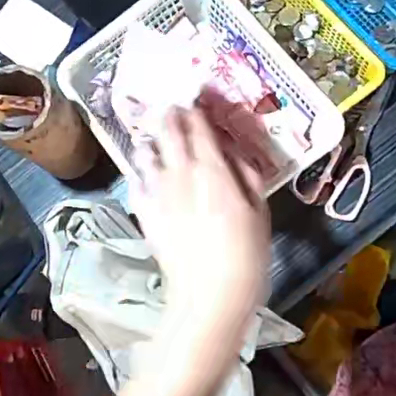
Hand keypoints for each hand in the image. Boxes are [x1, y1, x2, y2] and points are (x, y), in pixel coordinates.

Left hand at [132, 107, 270, 358]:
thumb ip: (246, 175)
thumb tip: (234, 153)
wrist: (207, 297)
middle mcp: (179, 173)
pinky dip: (140, 168)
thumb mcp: (259, 211)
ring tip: (155, 134)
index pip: (198, 125)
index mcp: (211, 170)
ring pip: (145, 151)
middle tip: (171, 107)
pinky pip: (136, 180)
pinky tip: (144, 169)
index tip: (196, 98)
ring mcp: (156, 193)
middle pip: (167, 131)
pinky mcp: (143, 212)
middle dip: (169, 114)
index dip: (196, 107)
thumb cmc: (244, 257)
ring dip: (151, 138)